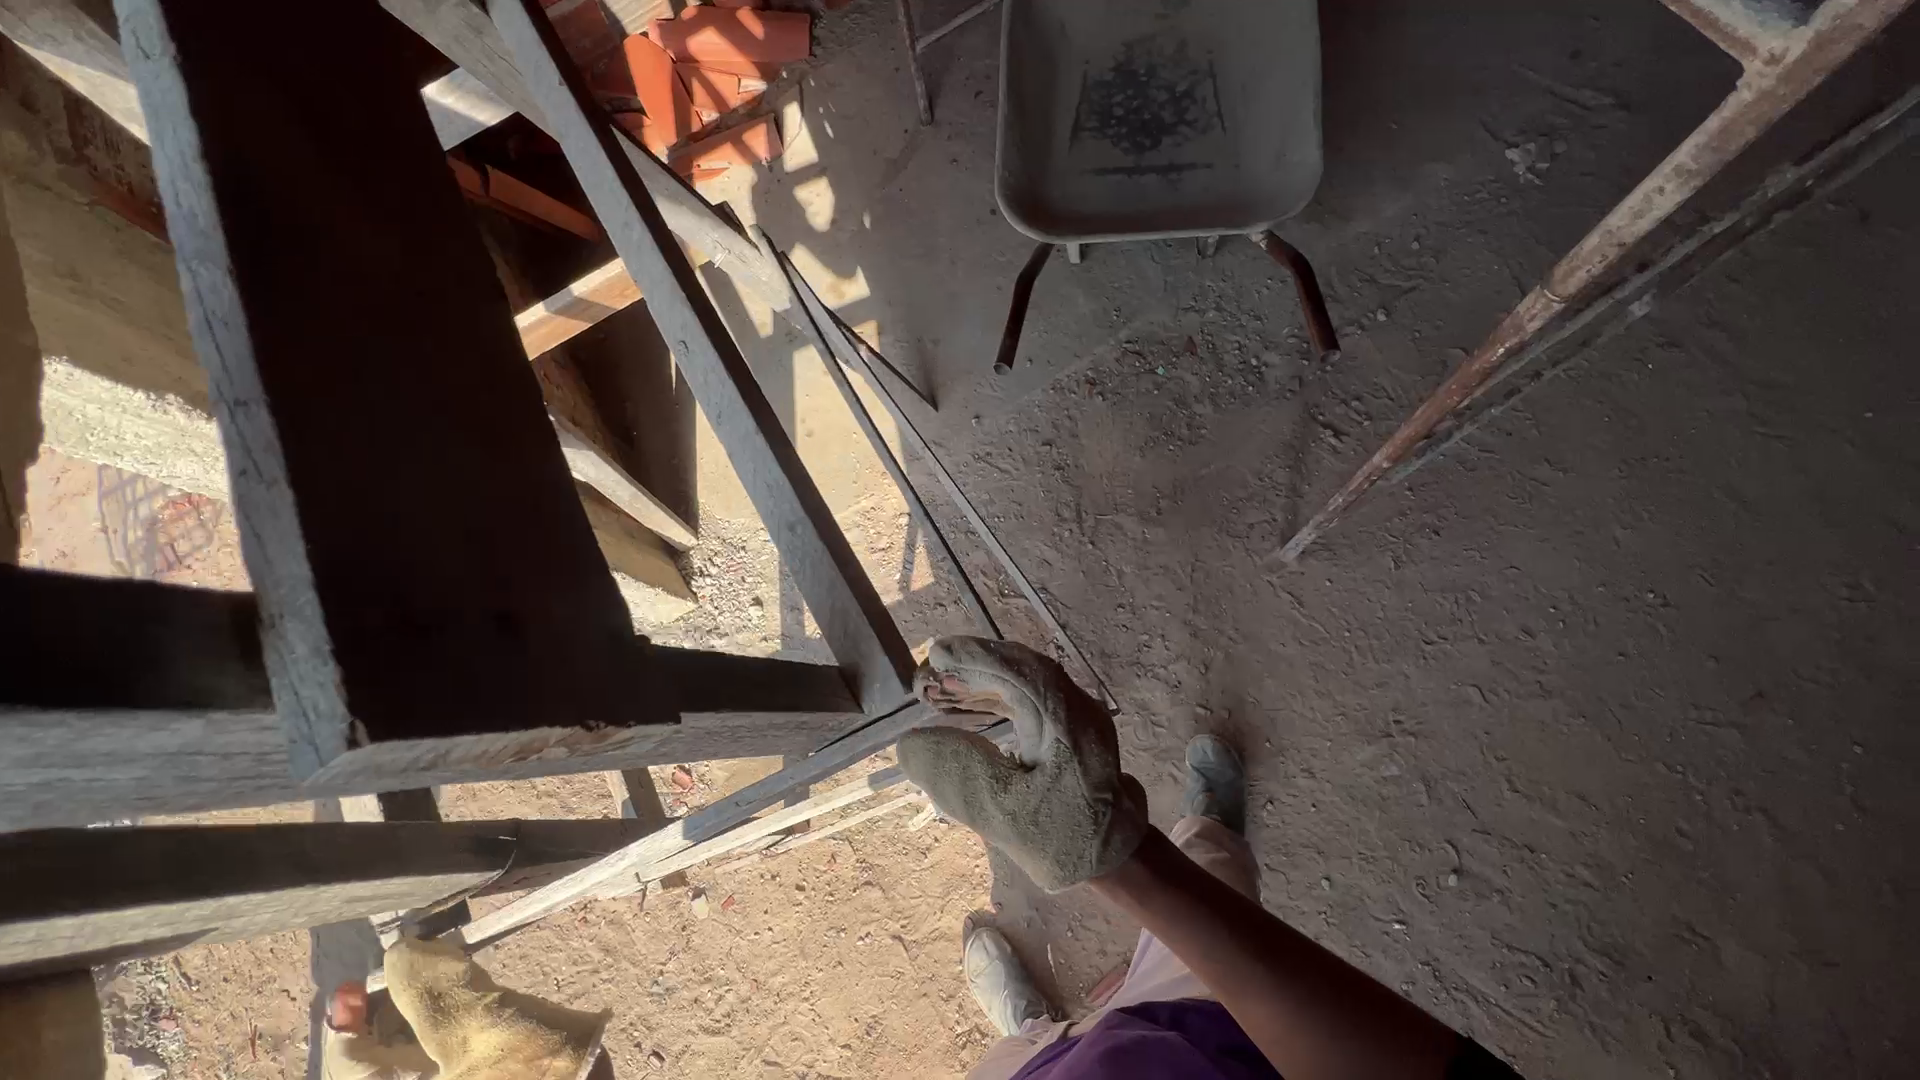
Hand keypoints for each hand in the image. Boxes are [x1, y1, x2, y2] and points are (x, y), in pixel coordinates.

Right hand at [897, 637, 1145, 890]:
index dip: (979, 657)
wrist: (1111, 865)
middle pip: (1018, 671)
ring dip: (975, 683)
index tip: (938, 654)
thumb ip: (956, 776)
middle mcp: (1074, 709)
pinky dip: (988, 698)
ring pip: (1018, 684)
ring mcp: (1070, 718)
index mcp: (1070, 721)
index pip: (1024, 671)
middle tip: (923, 679)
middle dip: (969, 670)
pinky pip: (1022, 701)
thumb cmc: (1063, 841)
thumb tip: (908, 744)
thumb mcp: (1003, 814)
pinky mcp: (1060, 731)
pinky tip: (958, 705)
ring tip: (931, 691)